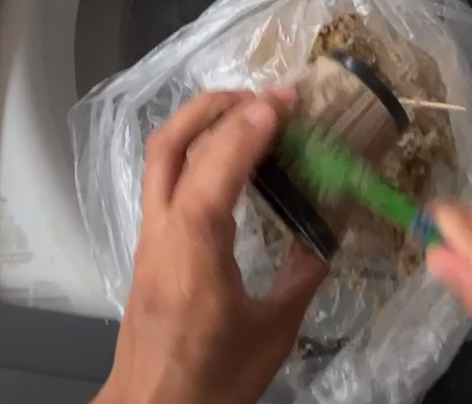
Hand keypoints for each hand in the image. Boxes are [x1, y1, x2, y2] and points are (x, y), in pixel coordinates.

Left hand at [97, 89, 329, 403]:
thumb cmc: (212, 380)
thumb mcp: (272, 333)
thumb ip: (300, 278)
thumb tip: (324, 237)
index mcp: (195, 246)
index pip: (217, 164)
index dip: (250, 125)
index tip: (283, 100)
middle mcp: (163, 227)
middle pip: (172, 143)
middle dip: (215, 106)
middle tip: (261, 96)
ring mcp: (149, 231)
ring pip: (160, 154)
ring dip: (197, 119)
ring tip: (241, 109)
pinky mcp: (147, 241)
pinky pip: (163, 175)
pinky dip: (191, 147)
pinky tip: (222, 154)